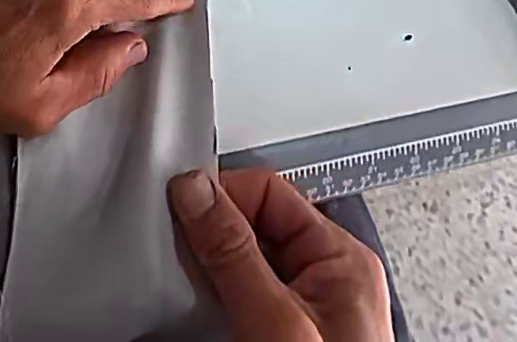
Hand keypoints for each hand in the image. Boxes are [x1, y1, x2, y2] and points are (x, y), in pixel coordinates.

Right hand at [169, 168, 392, 341]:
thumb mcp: (275, 326)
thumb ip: (233, 253)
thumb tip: (195, 190)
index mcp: (338, 260)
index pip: (267, 192)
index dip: (222, 195)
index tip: (181, 207)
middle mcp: (322, 278)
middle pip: (251, 223)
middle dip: (211, 235)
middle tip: (178, 251)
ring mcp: (299, 311)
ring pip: (237, 259)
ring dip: (206, 269)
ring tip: (184, 285)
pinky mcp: (276, 337)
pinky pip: (234, 294)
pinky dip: (209, 298)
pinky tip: (194, 312)